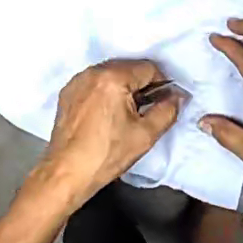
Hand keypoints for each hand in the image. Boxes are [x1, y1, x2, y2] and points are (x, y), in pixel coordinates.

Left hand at [35, 60, 182, 207]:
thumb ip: (168, 110)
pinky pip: (95, 83)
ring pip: (112, 74)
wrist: (66, 175)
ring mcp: (77, 81)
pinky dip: (105, 92)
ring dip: (124, 87)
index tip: (162, 102)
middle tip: (145, 110)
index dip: (161, 84)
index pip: (148, 68)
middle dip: (142, 85)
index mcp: (113, 78)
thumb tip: (177, 96)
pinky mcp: (67, 92)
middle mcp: (93, 72)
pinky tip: (107, 114)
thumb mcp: (146, 134)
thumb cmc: (107, 155)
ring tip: (125, 114)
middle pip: (129, 68)